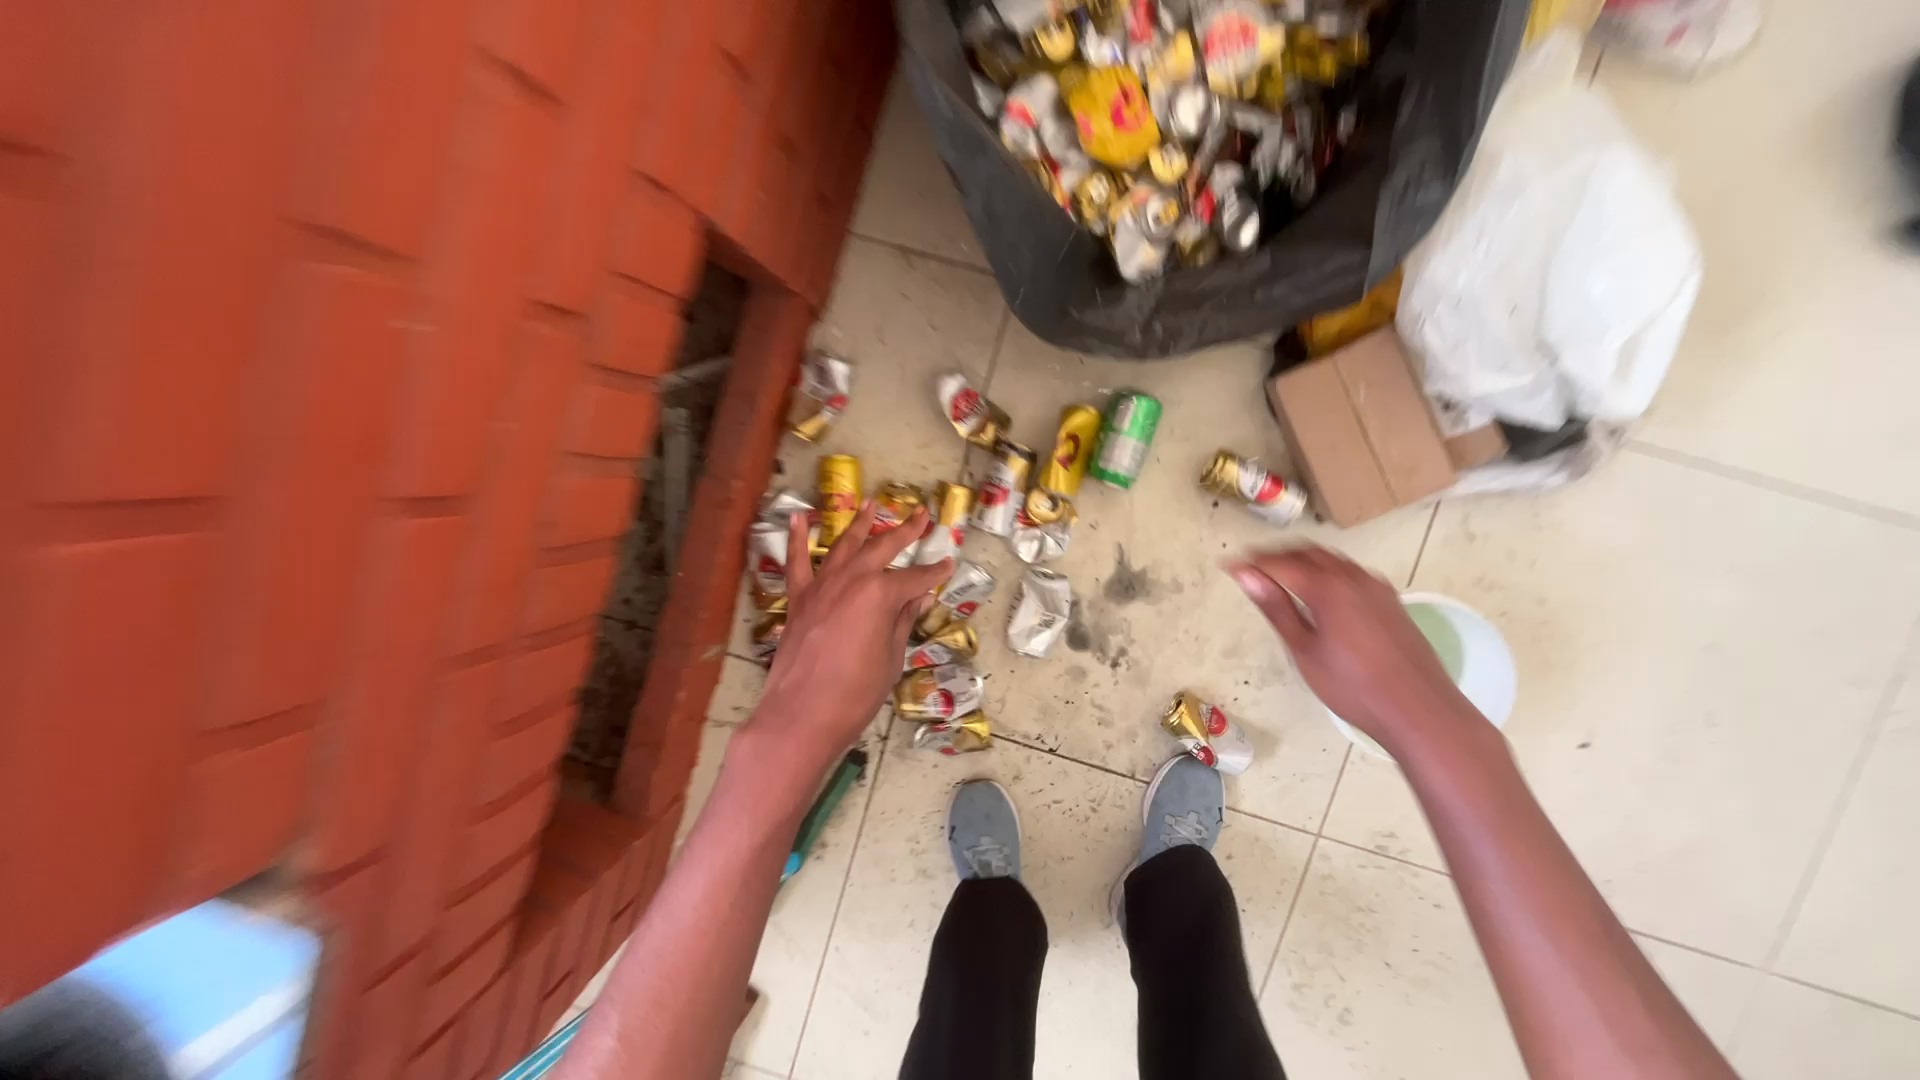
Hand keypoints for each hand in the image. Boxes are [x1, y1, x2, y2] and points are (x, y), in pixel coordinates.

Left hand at [740, 501, 952, 777]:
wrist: (802, 715)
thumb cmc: (856, 694)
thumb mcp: (890, 658)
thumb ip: (902, 621)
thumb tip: (918, 597)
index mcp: (880, 594)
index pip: (915, 579)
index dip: (934, 573)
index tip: (948, 563)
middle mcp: (851, 580)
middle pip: (883, 549)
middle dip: (905, 531)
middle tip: (921, 516)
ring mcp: (821, 586)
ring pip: (844, 546)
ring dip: (860, 524)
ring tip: (872, 504)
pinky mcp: (798, 599)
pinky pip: (797, 562)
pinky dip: (798, 538)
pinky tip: (800, 518)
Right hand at [1227, 546, 1479, 755]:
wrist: (1419, 709)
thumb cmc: (1352, 686)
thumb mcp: (1304, 649)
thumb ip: (1276, 608)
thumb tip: (1246, 575)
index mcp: (1327, 587)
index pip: (1280, 563)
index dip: (1252, 563)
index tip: (1230, 566)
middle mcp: (1353, 577)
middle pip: (1307, 552)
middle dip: (1276, 555)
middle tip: (1251, 569)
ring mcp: (1376, 587)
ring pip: (1332, 560)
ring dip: (1303, 560)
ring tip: (1280, 578)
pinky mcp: (1390, 600)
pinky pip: (1351, 572)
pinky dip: (1326, 571)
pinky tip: (1320, 592)